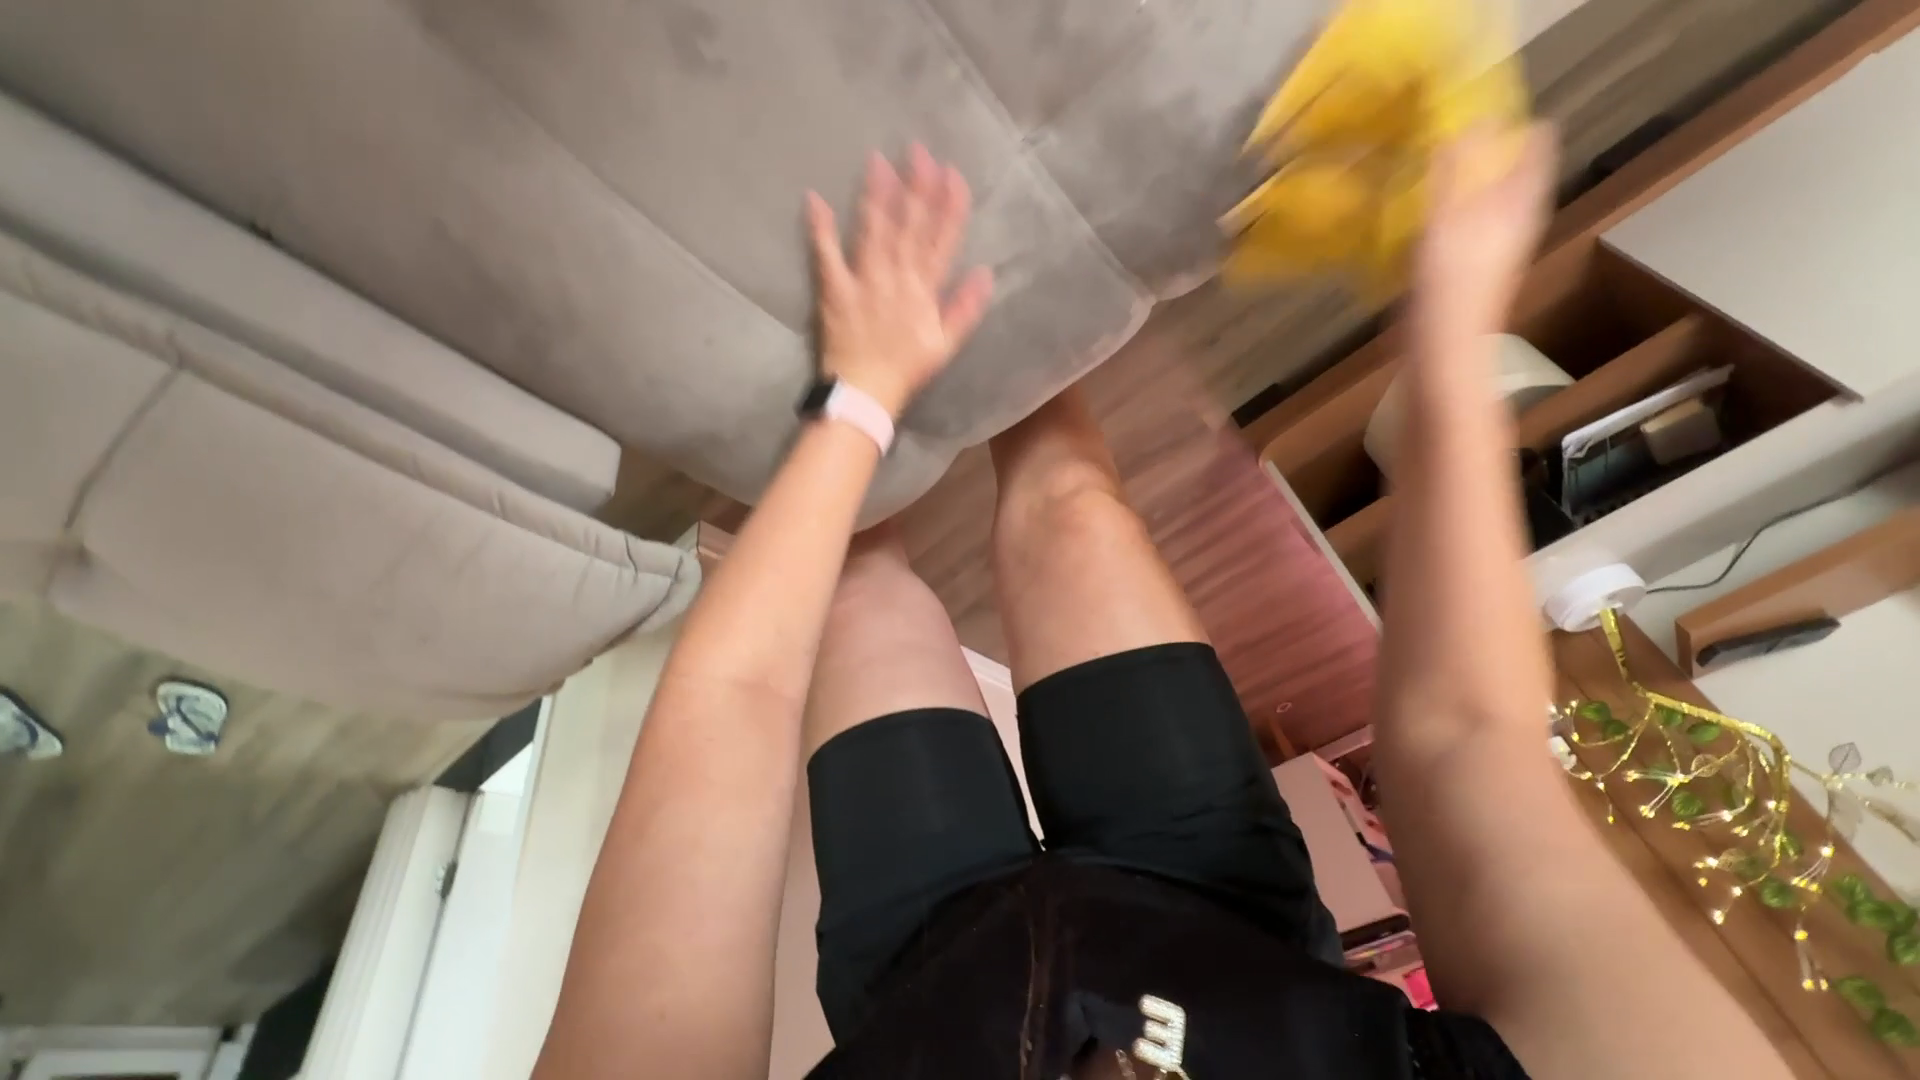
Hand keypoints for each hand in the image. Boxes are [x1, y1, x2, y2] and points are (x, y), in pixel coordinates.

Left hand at [806, 145, 994, 416]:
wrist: (866, 392)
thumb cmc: (906, 370)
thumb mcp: (945, 344)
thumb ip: (965, 307)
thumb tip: (986, 273)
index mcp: (924, 290)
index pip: (941, 240)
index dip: (948, 206)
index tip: (953, 174)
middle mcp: (896, 277)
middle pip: (909, 226)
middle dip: (915, 187)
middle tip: (918, 150)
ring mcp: (864, 281)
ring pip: (874, 231)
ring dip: (877, 195)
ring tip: (878, 161)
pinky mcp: (834, 290)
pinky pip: (826, 255)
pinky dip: (820, 228)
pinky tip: (815, 199)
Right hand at [1413, 123, 1557, 340]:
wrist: (1441, 351)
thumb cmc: (1450, 287)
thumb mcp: (1449, 219)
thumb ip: (1455, 169)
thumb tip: (1464, 120)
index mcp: (1522, 200)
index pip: (1534, 140)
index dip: (1507, 119)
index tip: (1468, 110)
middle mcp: (1513, 216)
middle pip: (1502, 165)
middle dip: (1474, 146)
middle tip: (1434, 133)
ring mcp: (1489, 242)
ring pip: (1476, 193)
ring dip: (1451, 179)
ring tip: (1417, 167)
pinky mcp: (1463, 265)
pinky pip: (1454, 221)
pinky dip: (1436, 210)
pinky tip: (1408, 214)